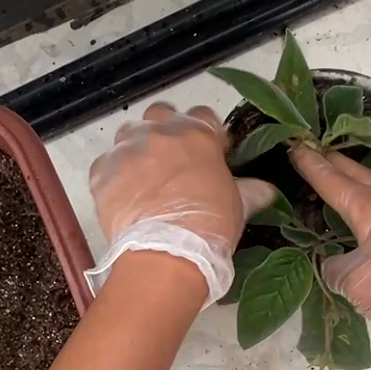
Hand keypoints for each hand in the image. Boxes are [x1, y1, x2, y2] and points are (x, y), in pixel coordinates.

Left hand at [87, 103, 276, 304]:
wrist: (165, 254)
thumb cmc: (209, 228)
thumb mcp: (237, 206)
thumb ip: (250, 191)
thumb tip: (267, 190)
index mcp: (198, 134)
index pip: (204, 117)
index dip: (207, 135)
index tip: (209, 154)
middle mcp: (160, 132)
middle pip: (160, 115)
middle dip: (166, 132)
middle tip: (171, 162)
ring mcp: (128, 150)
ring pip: (129, 135)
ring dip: (137, 151)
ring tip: (143, 180)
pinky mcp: (102, 173)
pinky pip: (105, 166)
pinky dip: (113, 177)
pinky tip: (122, 197)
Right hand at [292, 145, 370, 369]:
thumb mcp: (353, 282)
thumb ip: (336, 267)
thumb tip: (335, 263)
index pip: (336, 184)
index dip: (314, 168)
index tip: (298, 148)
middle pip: (362, 178)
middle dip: (338, 165)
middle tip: (320, 150)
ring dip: (367, 180)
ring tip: (354, 180)